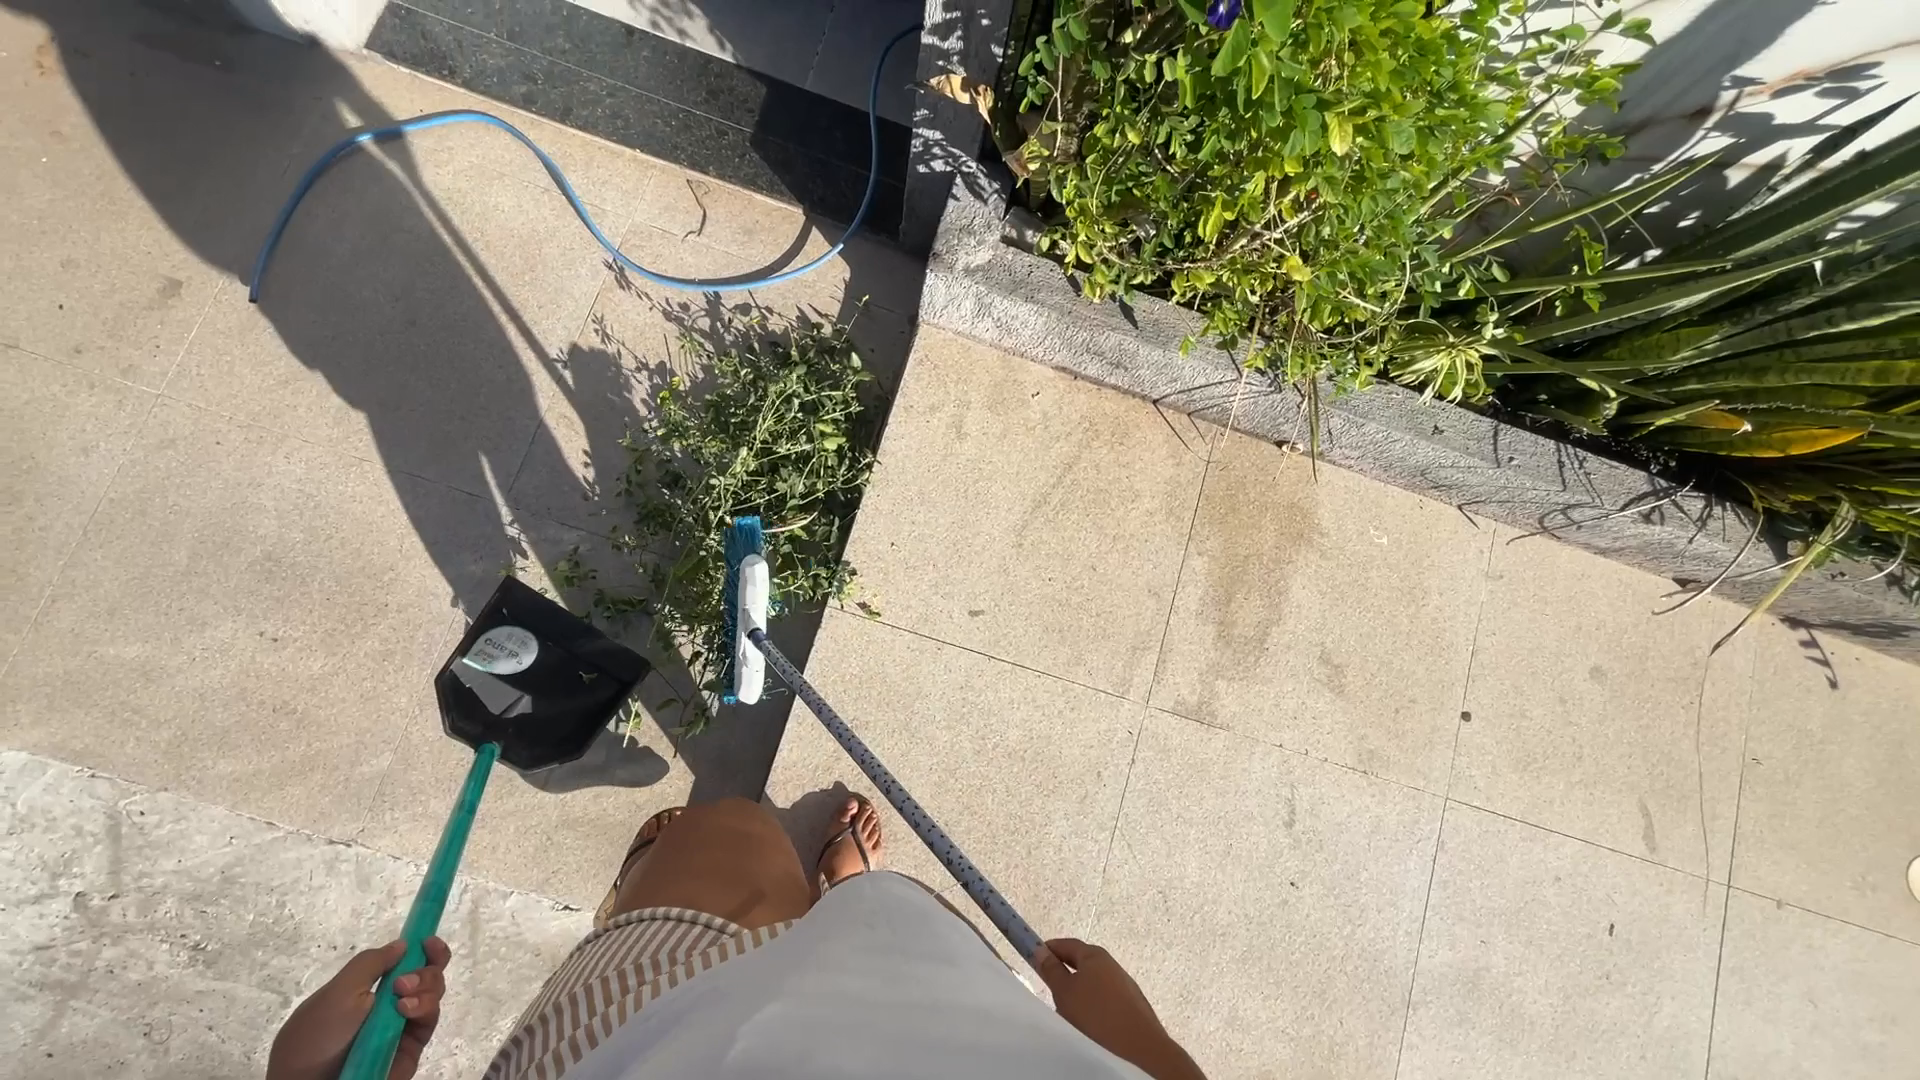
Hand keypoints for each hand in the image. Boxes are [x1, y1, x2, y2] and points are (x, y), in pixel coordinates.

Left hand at [267, 937, 451, 1079]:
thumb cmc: (316, 1040)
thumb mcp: (335, 994)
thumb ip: (369, 963)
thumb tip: (403, 944)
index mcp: (366, 991)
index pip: (403, 962)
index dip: (421, 949)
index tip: (428, 942)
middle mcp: (388, 1005)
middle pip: (427, 973)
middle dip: (426, 968)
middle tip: (405, 981)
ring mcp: (402, 1025)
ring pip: (433, 992)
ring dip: (425, 986)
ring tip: (403, 1000)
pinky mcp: (413, 1045)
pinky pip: (430, 1018)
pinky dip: (424, 1008)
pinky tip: (406, 1011)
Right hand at [1032, 938, 1205, 1079]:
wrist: (1139, 1044)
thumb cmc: (1095, 1014)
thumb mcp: (1064, 992)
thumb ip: (1050, 969)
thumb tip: (1040, 949)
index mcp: (1093, 954)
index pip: (1066, 944)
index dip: (1049, 949)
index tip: (1035, 960)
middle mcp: (1110, 963)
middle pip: (1081, 961)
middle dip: (1064, 972)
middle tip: (1049, 987)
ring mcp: (1123, 983)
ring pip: (1092, 981)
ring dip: (1078, 990)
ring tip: (1068, 1010)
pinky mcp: (1131, 1003)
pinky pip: (1104, 997)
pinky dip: (1093, 1004)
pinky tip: (1089, 1022)